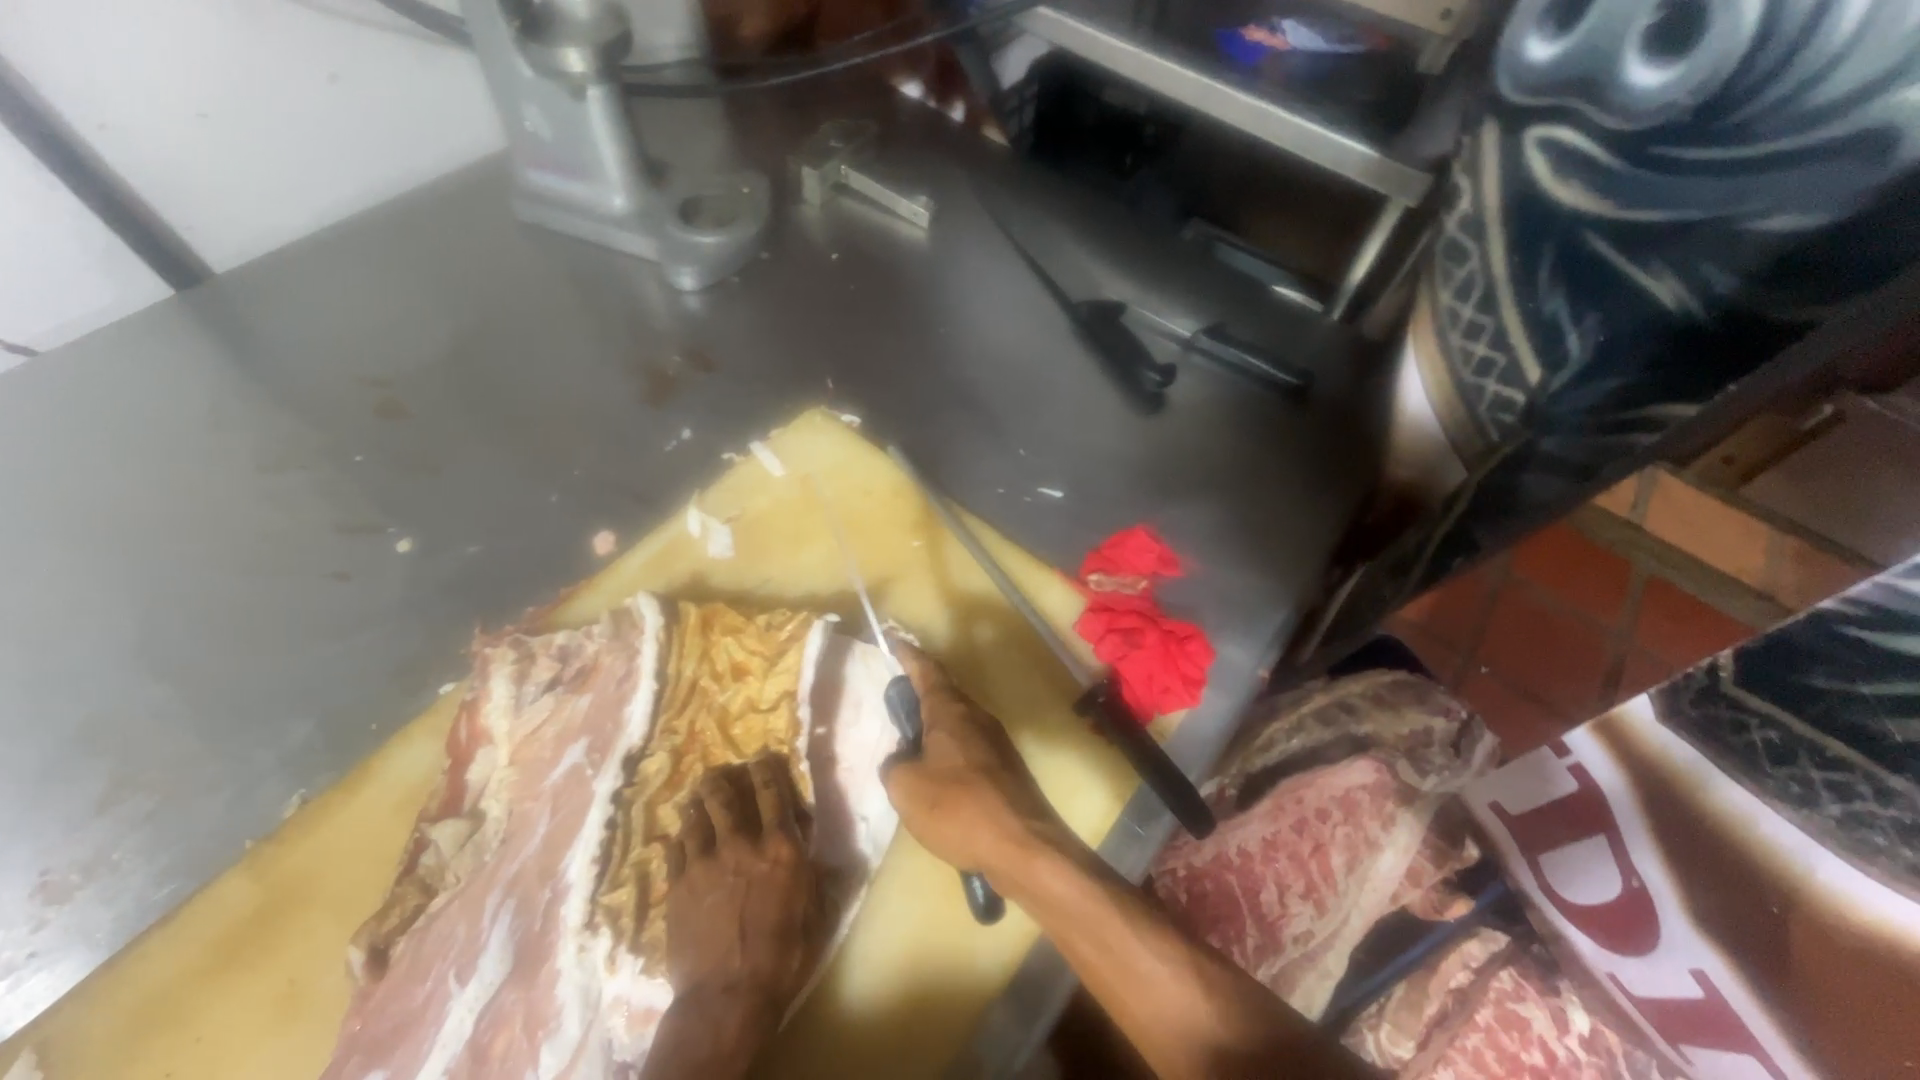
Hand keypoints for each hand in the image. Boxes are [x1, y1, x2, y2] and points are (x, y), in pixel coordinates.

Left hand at [664, 754, 825, 1016]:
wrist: (727, 996)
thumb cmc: (784, 955)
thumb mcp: (816, 910)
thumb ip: (812, 871)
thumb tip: (811, 849)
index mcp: (780, 847)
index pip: (772, 790)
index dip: (766, 767)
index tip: (762, 757)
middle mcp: (740, 844)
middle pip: (724, 794)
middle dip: (722, 776)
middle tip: (721, 771)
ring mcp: (702, 862)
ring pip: (695, 816)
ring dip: (698, 801)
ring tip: (698, 795)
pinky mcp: (677, 885)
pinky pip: (674, 847)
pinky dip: (680, 835)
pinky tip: (681, 834)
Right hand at [881, 643, 1071, 879]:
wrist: (1023, 847)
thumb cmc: (958, 808)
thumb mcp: (905, 787)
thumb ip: (894, 765)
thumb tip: (903, 759)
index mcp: (951, 712)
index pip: (927, 671)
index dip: (908, 655)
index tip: (894, 641)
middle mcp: (977, 719)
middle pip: (944, 697)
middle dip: (919, 697)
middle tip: (893, 706)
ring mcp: (997, 746)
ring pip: (957, 727)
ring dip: (933, 732)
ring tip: (909, 751)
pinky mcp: (1006, 773)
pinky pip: (968, 752)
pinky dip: (947, 757)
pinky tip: (935, 783)